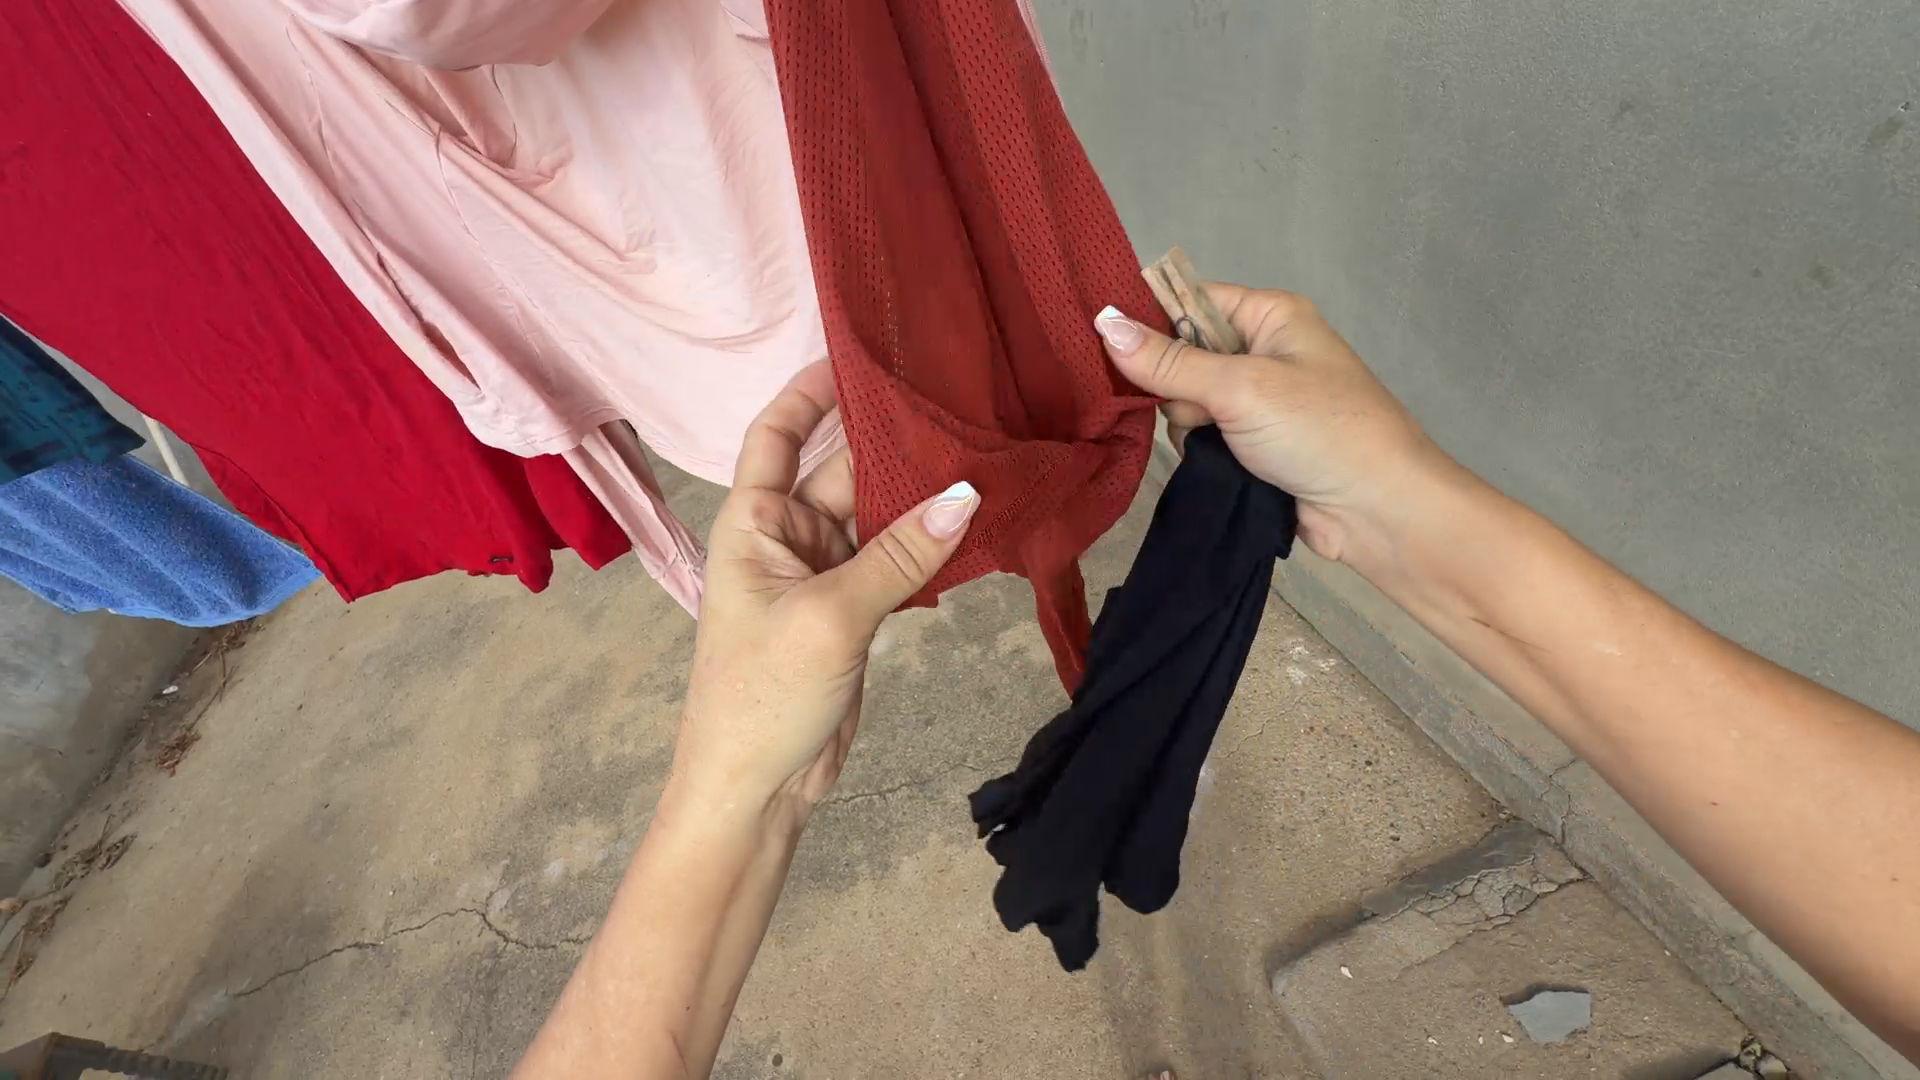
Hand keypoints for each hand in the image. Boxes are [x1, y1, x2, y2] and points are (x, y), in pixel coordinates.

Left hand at [672, 361, 979, 812]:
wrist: (758, 786)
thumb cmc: (763, 693)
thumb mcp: (831, 615)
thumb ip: (900, 554)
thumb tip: (967, 493)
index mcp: (755, 521)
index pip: (777, 434)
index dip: (810, 391)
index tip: (857, 356)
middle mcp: (789, 537)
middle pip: (842, 470)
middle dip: (892, 444)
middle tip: (957, 404)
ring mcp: (826, 573)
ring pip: (878, 517)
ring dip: (920, 497)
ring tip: (981, 454)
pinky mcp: (856, 607)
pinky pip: (896, 560)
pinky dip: (929, 545)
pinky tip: (973, 524)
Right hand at [1094, 286, 1456, 563]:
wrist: (1375, 509)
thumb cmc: (1318, 430)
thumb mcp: (1241, 387)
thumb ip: (1169, 362)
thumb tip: (1102, 323)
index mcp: (1268, 316)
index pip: (1190, 300)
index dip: (1151, 321)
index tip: (1110, 347)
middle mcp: (1260, 350)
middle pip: (1180, 353)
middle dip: (1174, 385)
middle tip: (1196, 407)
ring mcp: (1254, 398)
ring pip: (1183, 399)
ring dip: (1187, 423)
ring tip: (1216, 441)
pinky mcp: (1248, 440)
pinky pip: (1198, 432)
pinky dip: (1197, 447)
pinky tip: (1214, 460)